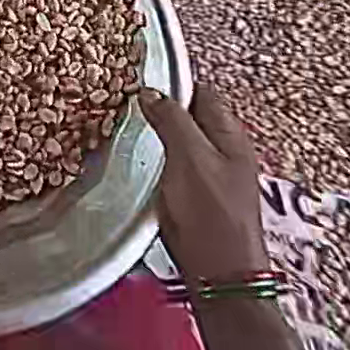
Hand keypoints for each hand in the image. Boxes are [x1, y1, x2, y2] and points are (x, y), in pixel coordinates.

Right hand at [139, 86, 268, 281]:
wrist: (217, 271)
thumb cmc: (209, 211)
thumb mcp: (191, 158)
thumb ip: (172, 121)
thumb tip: (150, 92)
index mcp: (229, 136)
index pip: (200, 92)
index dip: (172, 83)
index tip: (137, 77)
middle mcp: (220, 149)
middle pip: (186, 113)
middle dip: (157, 104)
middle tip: (122, 98)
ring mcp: (206, 170)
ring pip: (175, 135)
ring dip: (152, 128)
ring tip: (120, 120)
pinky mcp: (189, 188)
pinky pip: (168, 157)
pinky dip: (151, 149)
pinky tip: (131, 151)